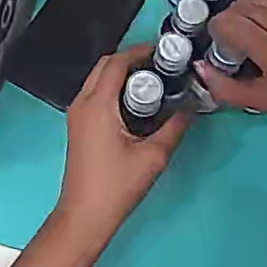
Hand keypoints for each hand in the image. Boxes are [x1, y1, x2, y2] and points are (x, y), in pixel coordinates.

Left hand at [54, 44, 190, 235]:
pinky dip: (114, 89)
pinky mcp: (78, 127)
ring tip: (152, 82)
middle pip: (104, 66)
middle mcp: (81, 104)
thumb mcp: (153, 156)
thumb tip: (189, 110)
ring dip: (121, 74)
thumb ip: (174, 128)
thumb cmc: (115, 187)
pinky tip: (137, 103)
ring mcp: (76, 115)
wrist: (84, 215)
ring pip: (98, 79)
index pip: (116, 63)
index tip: (162, 53)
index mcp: (97, 105)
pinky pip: (95, 95)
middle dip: (131, 60)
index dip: (140, 52)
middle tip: (159, 66)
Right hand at [196, 0, 266, 117]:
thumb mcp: (263, 101)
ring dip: (251, 12)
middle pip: (241, 6)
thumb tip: (200, 66)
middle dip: (232, 18)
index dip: (218, 29)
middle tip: (238, 36)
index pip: (229, 23)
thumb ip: (225, 88)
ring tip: (259, 31)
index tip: (222, 40)